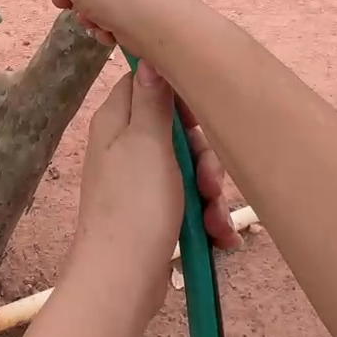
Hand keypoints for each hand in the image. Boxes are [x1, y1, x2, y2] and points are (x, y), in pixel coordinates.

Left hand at [70, 63, 239, 294]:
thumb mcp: (148, 142)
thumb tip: (149, 56)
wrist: (122, 280)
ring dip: (209, 192)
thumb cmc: (134, 205)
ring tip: (215, 217)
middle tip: (208, 179)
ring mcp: (138, 180)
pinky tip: (220, 237)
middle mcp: (124, 145)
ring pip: (187, 168)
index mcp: (116, 121)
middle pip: (175, 130)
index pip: (147, 85)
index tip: (199, 116)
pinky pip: (186, 201)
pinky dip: (205, 217)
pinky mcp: (152, 211)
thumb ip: (152, 99)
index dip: (179, 96)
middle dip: (203, 155)